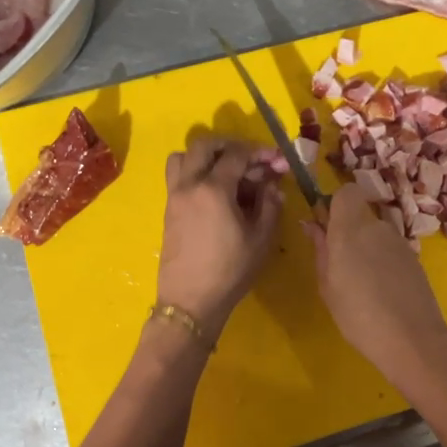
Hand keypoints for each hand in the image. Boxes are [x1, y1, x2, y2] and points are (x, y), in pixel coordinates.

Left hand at [156, 137, 284, 337]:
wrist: (191, 301)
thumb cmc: (230, 271)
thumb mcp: (261, 239)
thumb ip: (269, 205)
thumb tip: (273, 186)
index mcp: (214, 189)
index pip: (237, 155)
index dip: (260, 153)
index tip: (278, 161)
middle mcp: (189, 185)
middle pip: (204, 145)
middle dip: (231, 145)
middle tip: (251, 158)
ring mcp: (175, 196)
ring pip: (183, 157)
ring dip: (206, 155)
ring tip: (227, 171)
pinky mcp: (169, 210)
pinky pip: (178, 176)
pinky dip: (196, 171)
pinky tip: (216, 192)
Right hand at [304, 182, 446, 380]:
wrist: (412, 339)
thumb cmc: (358, 315)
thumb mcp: (328, 286)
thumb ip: (321, 249)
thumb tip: (314, 225)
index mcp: (350, 229)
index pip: (346, 192)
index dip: (336, 204)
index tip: (326, 227)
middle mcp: (377, 227)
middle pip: (361, 214)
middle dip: (349, 231)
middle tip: (339, 264)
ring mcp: (400, 241)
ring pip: (376, 233)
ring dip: (366, 248)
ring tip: (362, 284)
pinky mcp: (415, 258)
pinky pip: (390, 250)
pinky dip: (383, 262)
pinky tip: (382, 291)